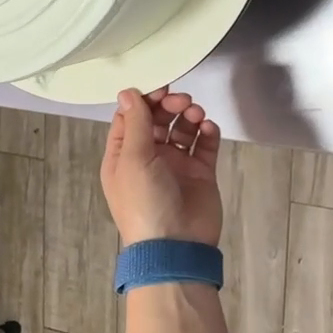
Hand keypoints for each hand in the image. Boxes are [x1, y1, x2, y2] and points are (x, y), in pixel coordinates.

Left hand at [100, 86, 222, 246]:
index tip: (160, 86)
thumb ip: (136, 123)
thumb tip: (128, 91)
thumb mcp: (133, 159)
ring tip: (197, 115)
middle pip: (159, 119)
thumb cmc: (145, 201)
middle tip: (182, 101)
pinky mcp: (201, 173)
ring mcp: (176, 165)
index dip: (144, 99)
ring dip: (190, 116)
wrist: (177, 246)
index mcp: (124, 156)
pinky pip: (205, 145)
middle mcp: (149, 158)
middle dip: (170, 105)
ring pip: (183, 129)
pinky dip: (207, 133)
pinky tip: (209, 129)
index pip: (131, 118)